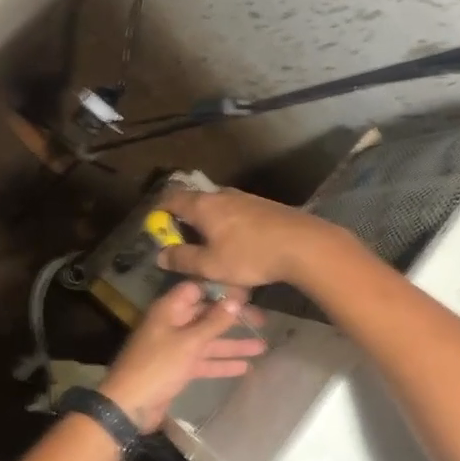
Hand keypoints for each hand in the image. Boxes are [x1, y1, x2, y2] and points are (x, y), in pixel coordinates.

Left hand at [98, 282, 266, 431]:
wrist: (129, 406)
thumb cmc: (157, 367)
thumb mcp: (189, 342)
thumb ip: (214, 322)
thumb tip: (237, 300)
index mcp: (169, 309)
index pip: (197, 289)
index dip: (220, 289)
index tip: (247, 292)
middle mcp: (173, 324)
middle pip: (207, 315)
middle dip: (233, 319)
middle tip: (263, 320)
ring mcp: (175, 347)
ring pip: (208, 340)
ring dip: (233, 344)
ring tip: (262, 346)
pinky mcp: (178, 368)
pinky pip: (203, 360)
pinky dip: (221, 363)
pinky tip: (245, 367)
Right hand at [155, 188, 341, 288]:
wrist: (304, 245)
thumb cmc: (250, 255)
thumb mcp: (211, 265)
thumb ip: (183, 259)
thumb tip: (161, 255)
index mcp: (204, 205)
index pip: (172, 199)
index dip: (159, 211)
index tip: (155, 227)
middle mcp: (223, 195)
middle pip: (196, 202)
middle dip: (187, 220)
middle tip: (183, 242)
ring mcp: (247, 199)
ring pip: (219, 208)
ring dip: (211, 224)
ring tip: (211, 247)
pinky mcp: (265, 207)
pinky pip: (238, 214)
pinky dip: (230, 227)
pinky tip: (238, 246)